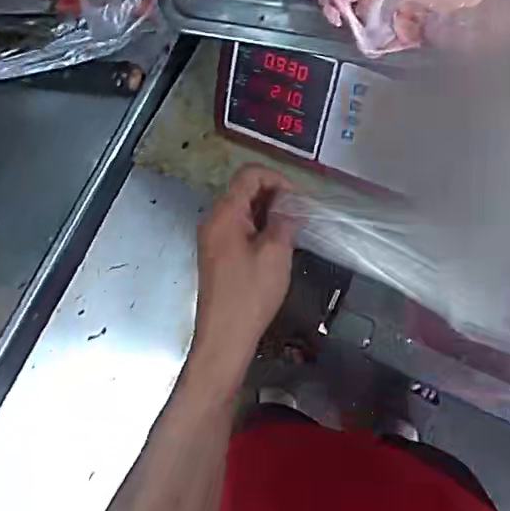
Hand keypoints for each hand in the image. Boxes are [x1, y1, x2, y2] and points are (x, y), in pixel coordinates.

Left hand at [184, 166, 301, 396]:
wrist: (225, 335)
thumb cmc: (249, 295)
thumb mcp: (276, 253)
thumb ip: (284, 221)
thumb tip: (289, 205)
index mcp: (224, 214)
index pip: (248, 174)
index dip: (276, 178)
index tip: (296, 197)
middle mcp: (213, 221)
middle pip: (243, 190)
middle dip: (273, 195)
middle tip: (297, 214)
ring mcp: (212, 238)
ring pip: (241, 209)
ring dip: (266, 212)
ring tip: (289, 230)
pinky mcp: (215, 254)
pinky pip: (236, 228)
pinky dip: (257, 227)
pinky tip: (274, 244)